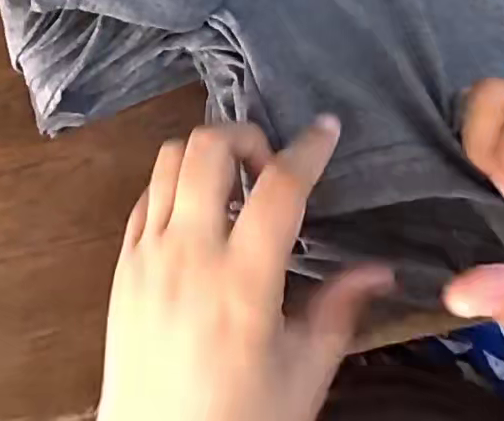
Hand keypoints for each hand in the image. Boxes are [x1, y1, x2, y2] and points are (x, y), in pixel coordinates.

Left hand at [97, 117, 392, 420]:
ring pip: (170, 157)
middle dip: (246, 136)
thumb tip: (381, 269)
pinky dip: (175, 184)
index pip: (280, 187)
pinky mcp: (122, 262)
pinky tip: (197, 214)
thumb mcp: (302, 376)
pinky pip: (147, 194)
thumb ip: (340, 311)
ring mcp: (148, 252)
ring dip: (206, 154)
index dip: (309, 149)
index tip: (327, 128)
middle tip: (268, 167)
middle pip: (208, 146)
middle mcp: (189, 252)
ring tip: (233, 186)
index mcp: (242, 281)